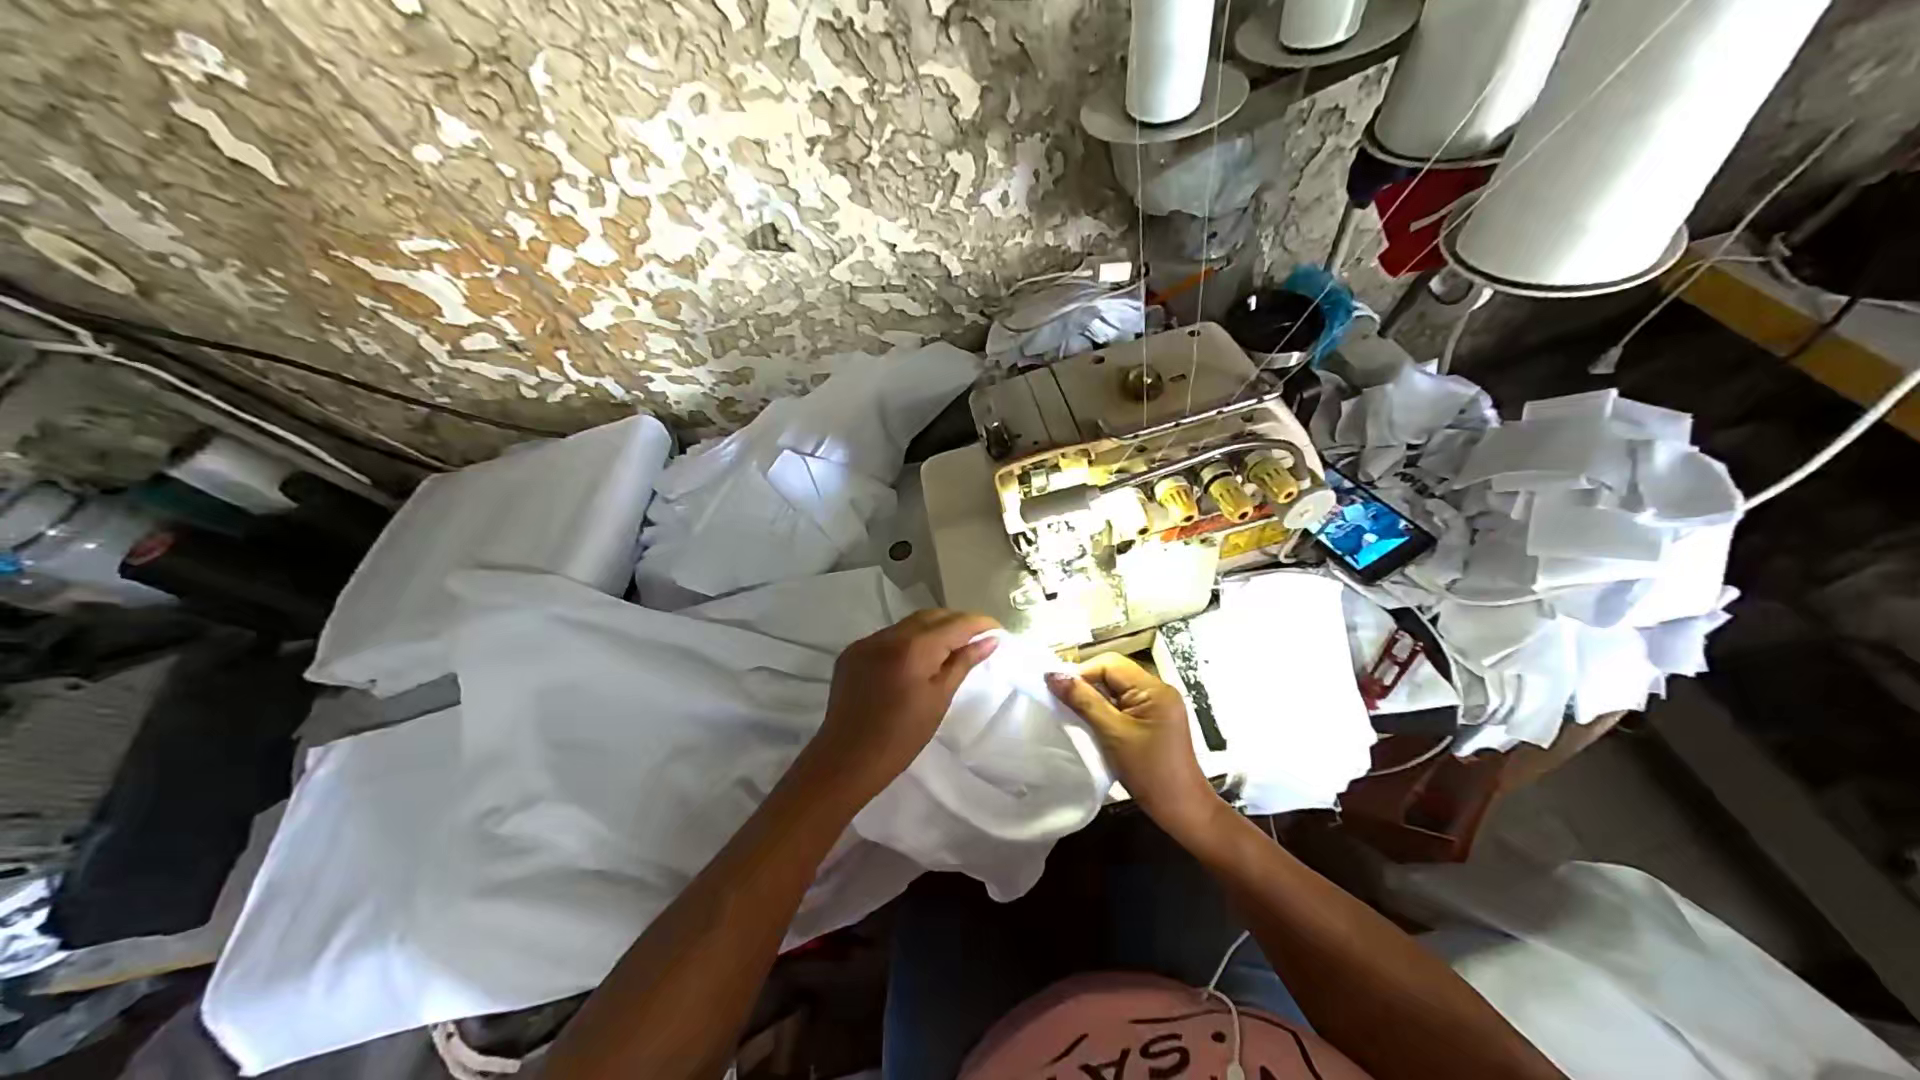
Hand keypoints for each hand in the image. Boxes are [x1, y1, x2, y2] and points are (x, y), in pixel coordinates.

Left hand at [807, 609, 1000, 802]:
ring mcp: (866, 642)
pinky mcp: (852, 652)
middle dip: (956, 622)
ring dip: (931, 629)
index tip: (997, 630)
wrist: (847, 759)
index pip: (954, 624)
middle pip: (930, 616)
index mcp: (913, 648)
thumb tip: (990, 641)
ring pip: (908, 624)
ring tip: (950, 647)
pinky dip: (907, 641)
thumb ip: (963, 663)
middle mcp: (887, 636)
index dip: (979, 623)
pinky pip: (887, 637)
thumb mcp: (939, 698)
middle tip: (977, 638)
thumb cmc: (902, 737)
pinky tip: (916, 659)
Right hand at [1047, 653, 1220, 839]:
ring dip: (1095, 699)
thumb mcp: (1112, 733)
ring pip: (1117, 689)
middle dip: (1087, 685)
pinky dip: (1106, 711)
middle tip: (1065, 705)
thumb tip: (1053, 675)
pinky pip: (1124, 704)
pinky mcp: (1154, 720)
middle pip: (1113, 673)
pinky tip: (1094, 725)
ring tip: (1077, 716)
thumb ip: (1083, 701)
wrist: (1181, 809)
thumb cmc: (1149, 771)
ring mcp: (1158, 706)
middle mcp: (1159, 690)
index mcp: (1154, 688)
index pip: (1110, 664)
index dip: (1082, 674)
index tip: (1060, 693)